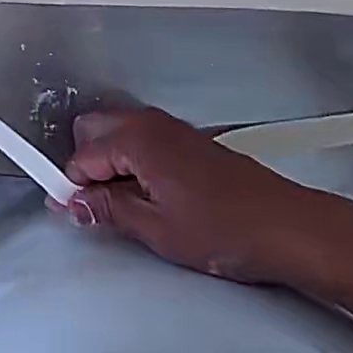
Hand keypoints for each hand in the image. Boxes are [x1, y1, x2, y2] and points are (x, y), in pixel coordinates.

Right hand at [60, 107, 352, 285]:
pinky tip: (148, 194)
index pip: (81, 155)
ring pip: (115, 130)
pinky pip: (139, 136)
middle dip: (84, 163)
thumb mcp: (157, 230)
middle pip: (92, 129)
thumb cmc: (230, 227)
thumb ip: (108, 210)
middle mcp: (149, 123)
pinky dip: (130, 158)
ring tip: (124, 205)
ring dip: (107, 160)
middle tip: (94, 205)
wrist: (286, 225)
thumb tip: (77, 202)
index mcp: (136, 140)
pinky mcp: (184, 136)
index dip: (70, 185)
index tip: (67, 207)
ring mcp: (168, 126)